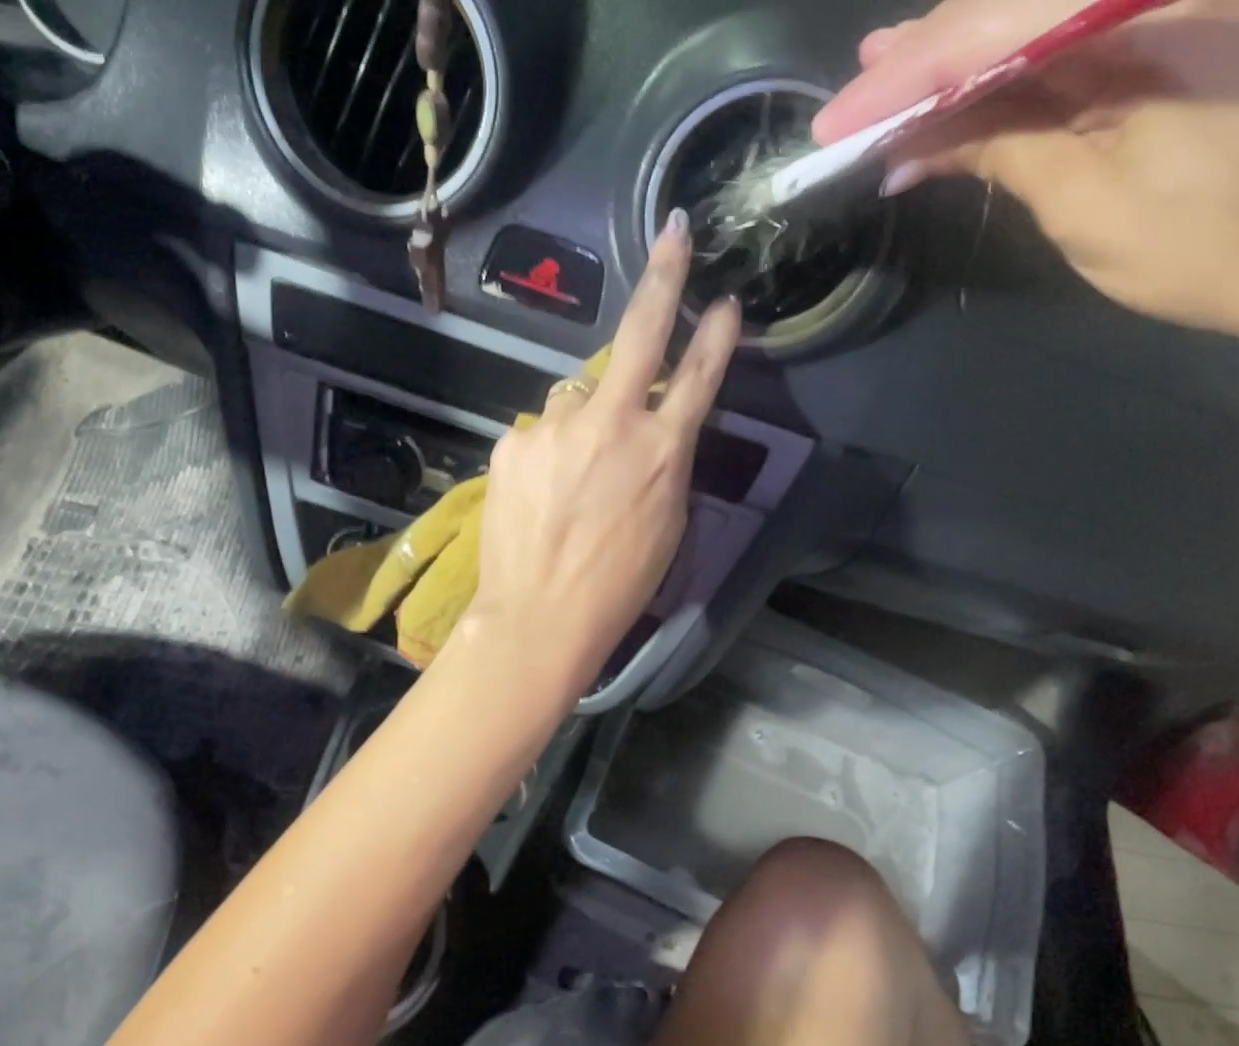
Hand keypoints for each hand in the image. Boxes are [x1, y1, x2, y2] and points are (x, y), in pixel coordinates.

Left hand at [470, 211, 740, 687]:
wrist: (540, 617)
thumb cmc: (620, 584)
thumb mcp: (669, 523)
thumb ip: (666, 461)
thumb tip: (653, 424)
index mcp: (662, 451)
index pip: (699, 376)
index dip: (716, 335)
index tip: (725, 301)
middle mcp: (611, 424)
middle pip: (641, 336)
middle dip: (663, 279)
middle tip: (673, 234)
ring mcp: (556, 427)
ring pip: (577, 395)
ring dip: (584, 416)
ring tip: (575, 474)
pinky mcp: (513, 441)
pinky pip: (542, 429)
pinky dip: (551, 447)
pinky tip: (545, 489)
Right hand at [817, 0, 1238, 373]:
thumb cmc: (1227, 249)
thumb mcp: (1091, 205)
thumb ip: (998, 148)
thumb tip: (907, 141)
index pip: (1002, 20)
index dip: (908, 73)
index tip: (836, 119)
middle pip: (1022, 0)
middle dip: (931, 54)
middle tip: (855, 96)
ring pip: (1048, 14)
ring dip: (969, 58)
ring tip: (887, 84)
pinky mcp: (1202, 22)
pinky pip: (1088, 34)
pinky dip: (1022, 71)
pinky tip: (969, 89)